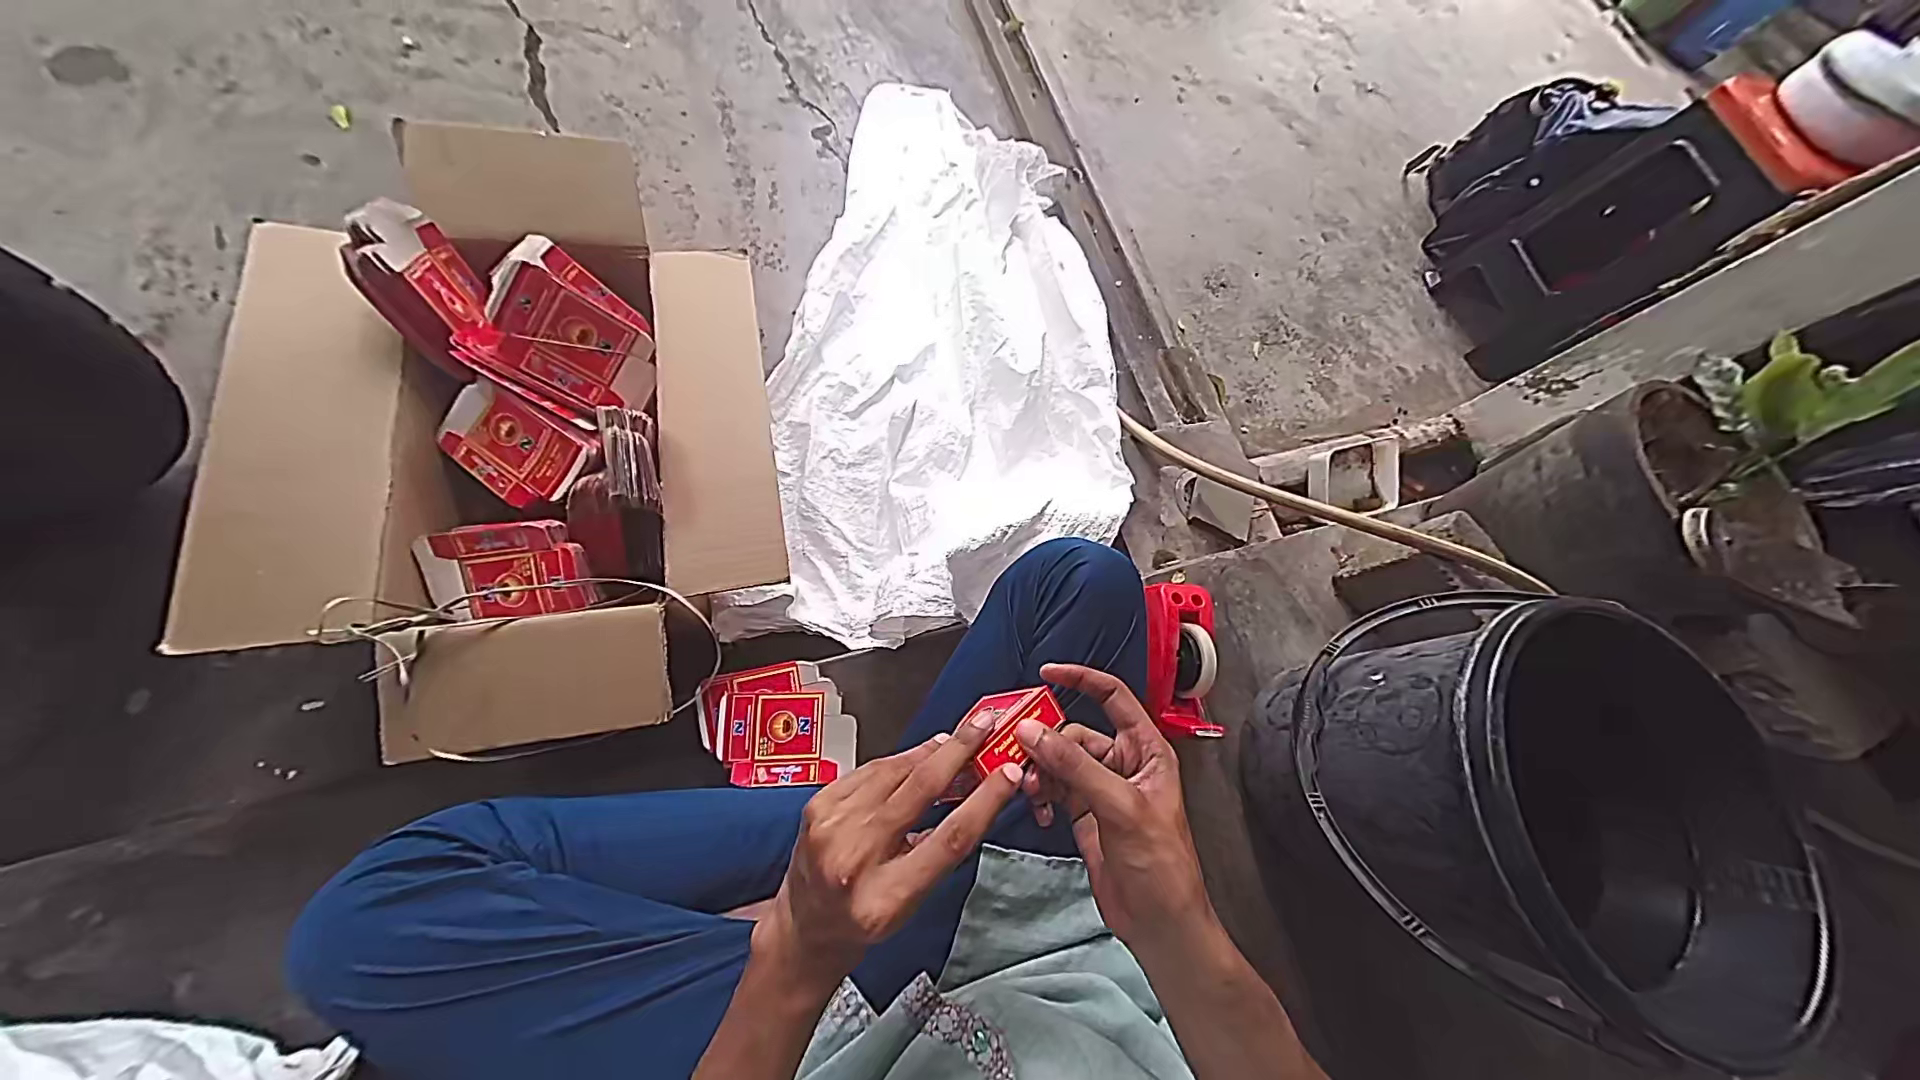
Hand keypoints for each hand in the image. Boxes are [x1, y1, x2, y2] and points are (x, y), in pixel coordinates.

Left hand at [753, 712, 1023, 990]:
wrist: (805, 927)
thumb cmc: (863, 918)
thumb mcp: (912, 901)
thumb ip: (941, 847)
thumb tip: (970, 788)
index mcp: (888, 898)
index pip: (949, 838)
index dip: (984, 800)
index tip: (1006, 774)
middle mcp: (855, 860)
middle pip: (920, 790)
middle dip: (958, 751)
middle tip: (982, 726)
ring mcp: (831, 828)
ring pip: (894, 771)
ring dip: (929, 751)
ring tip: (954, 740)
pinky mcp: (818, 806)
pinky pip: (868, 770)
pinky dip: (898, 759)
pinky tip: (916, 756)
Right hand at [1014, 663, 1214, 952]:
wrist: (1159, 922)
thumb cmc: (1162, 866)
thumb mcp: (1119, 805)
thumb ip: (1075, 766)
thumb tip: (1035, 732)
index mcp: (1145, 750)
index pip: (1113, 697)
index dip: (1082, 679)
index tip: (1049, 672)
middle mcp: (1122, 764)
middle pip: (1074, 733)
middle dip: (1048, 742)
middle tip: (1024, 752)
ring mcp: (1100, 788)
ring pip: (1059, 761)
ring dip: (1040, 771)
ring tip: (1032, 789)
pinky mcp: (1083, 812)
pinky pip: (1053, 787)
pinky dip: (1041, 793)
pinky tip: (1040, 808)